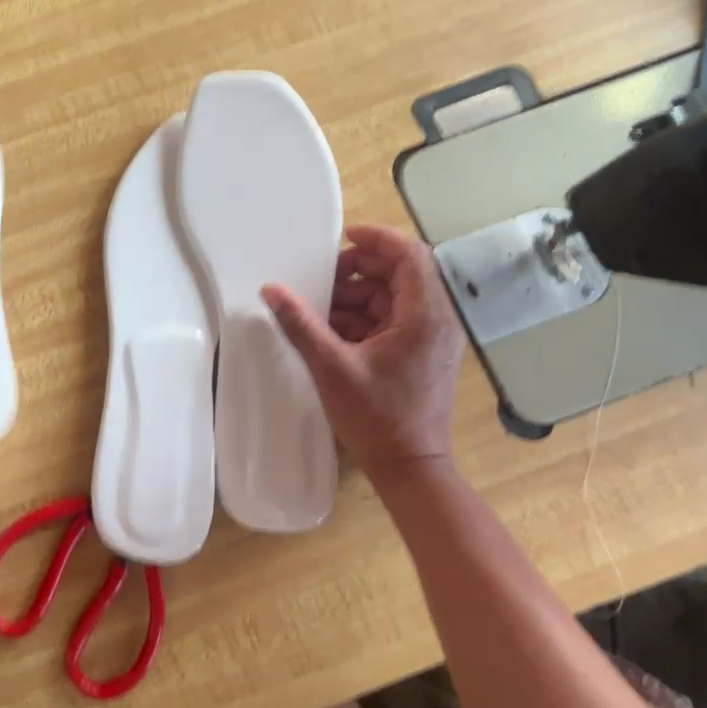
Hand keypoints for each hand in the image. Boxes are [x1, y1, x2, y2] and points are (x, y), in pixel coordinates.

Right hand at [262, 224, 465, 489]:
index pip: (409, 254)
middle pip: (399, 272)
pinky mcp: (420, 353)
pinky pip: (391, 319)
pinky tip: (331, 333)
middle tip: (320, 282)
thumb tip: (271, 290)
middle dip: (357, 271)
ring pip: (392, 296)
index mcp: (424, 316)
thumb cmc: (377, 417)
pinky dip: (361, 318)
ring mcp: (429, 338)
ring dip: (355, 296)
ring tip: (318, 313)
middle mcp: (435, 320)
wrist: (411, 468)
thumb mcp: (331, 366)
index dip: (376, 238)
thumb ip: (301, 323)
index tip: (341, 239)